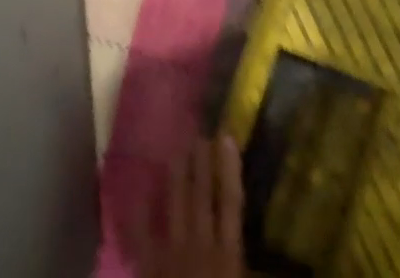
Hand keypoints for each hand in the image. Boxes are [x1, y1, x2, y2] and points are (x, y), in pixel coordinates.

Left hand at [138, 137, 243, 277]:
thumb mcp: (237, 276)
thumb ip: (243, 258)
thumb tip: (259, 236)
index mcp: (228, 251)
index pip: (231, 201)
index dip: (229, 167)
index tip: (227, 138)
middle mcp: (200, 242)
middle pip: (201, 195)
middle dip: (202, 163)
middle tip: (200, 135)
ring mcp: (171, 250)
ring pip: (175, 204)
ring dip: (177, 175)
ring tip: (178, 149)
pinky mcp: (148, 262)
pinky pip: (141, 231)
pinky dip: (139, 210)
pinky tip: (140, 187)